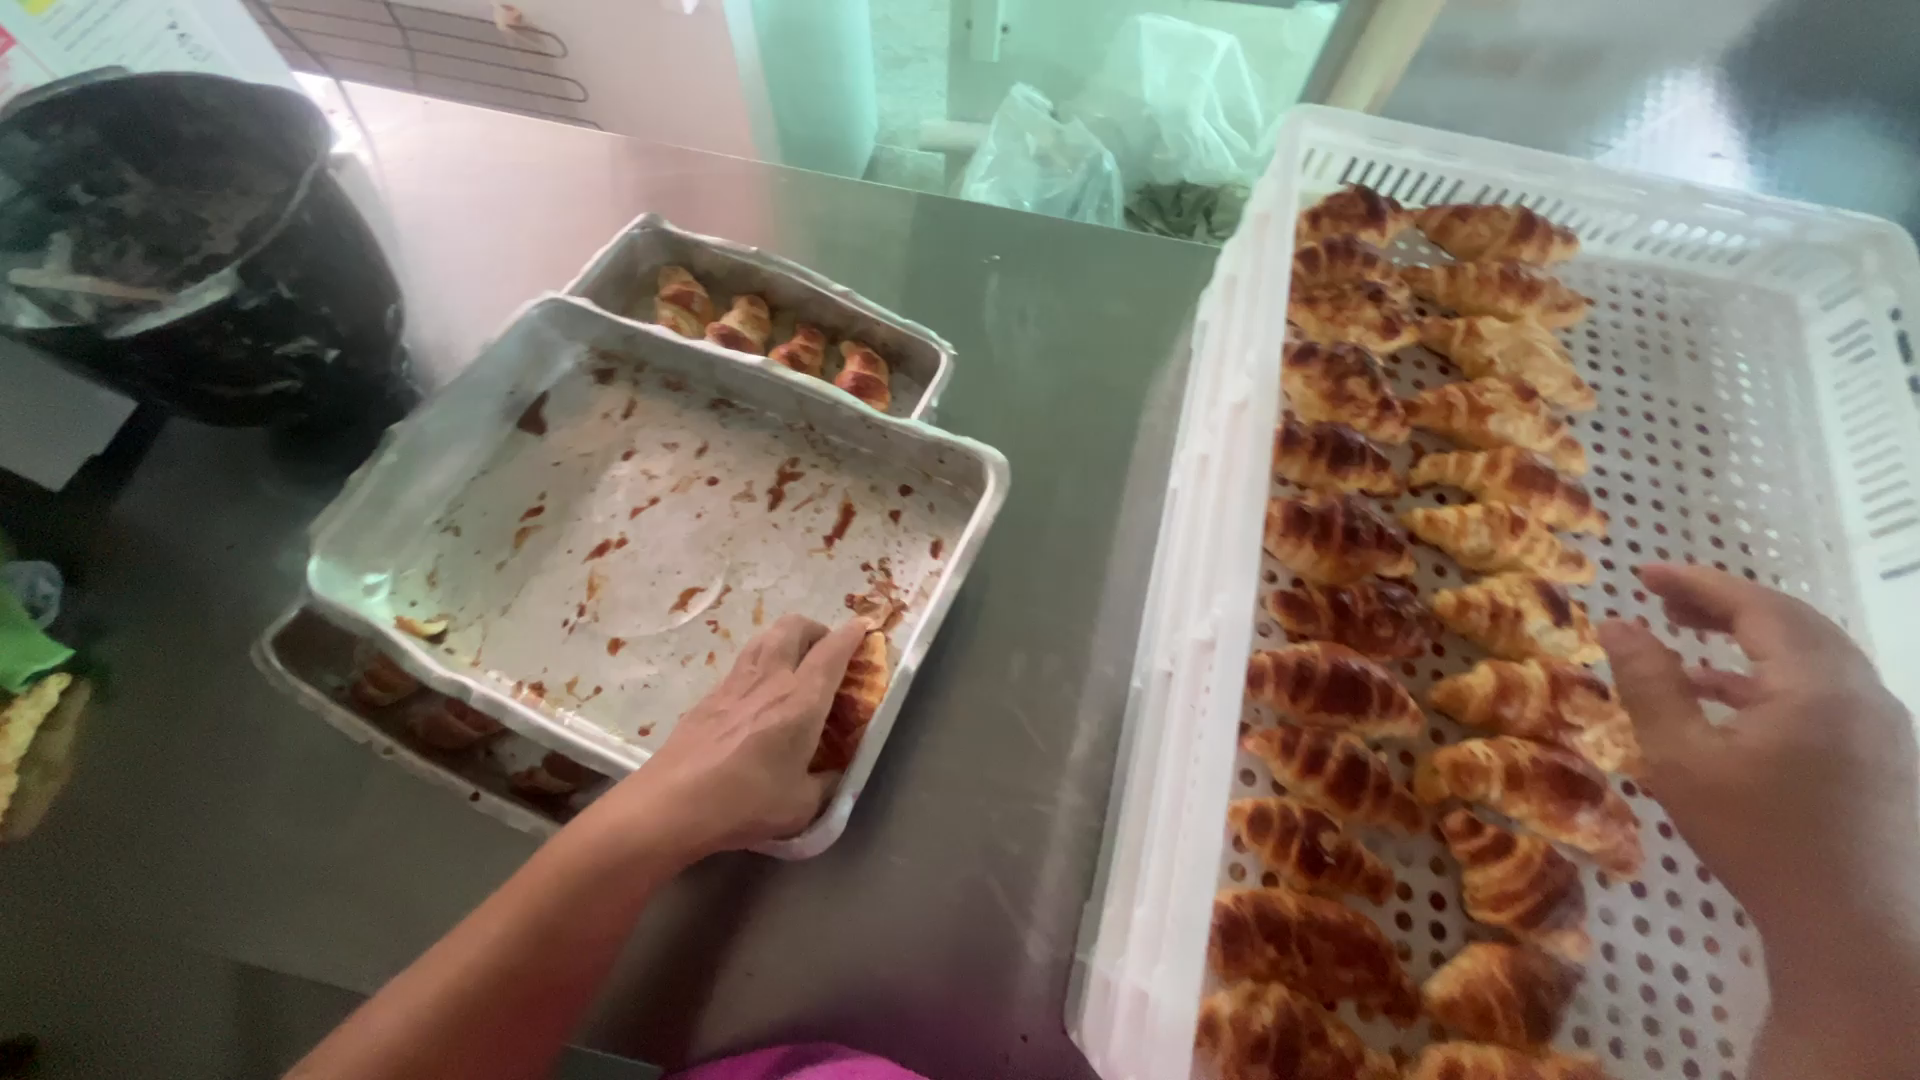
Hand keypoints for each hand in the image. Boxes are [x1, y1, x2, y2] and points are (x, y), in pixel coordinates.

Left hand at [590, 615, 868, 862]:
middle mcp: (771, 679)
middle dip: (817, 630)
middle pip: (795, 626)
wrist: (672, 804)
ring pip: (766, 637)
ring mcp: (736, 682)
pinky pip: (744, 663)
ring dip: (787, 639)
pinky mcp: (710, 695)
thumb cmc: (746, 802)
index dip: (853, 634)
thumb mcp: (802, 805)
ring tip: (794, 665)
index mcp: (802, 699)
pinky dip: (761, 664)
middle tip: (826, 653)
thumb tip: (834, 775)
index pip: (833, 650)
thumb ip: (826, 784)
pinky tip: (759, 696)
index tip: (864, 629)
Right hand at [1596, 564, 1919, 942]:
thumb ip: (1649, 683)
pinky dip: (1766, 673)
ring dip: (1747, 635)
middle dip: (1723, 602)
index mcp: (1818, 688)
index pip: (1759, 609)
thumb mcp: (1679, 756)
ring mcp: (1883, 727)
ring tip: (1685, 633)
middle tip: (1659, 596)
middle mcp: (1864, 695)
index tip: (1642, 573)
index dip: (1698, 583)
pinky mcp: (1883, 755)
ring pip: (1812, 655)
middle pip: (1794, 623)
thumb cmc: (1755, 835)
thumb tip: (1617, 623)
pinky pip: (1822, 688)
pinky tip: (1722, 693)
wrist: (1855, 923)